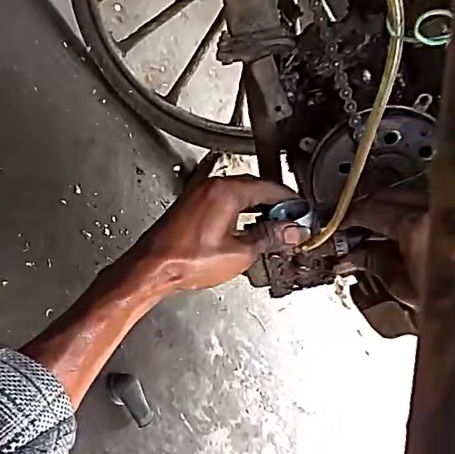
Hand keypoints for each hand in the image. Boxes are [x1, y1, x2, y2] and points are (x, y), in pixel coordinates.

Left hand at [119, 176, 306, 294]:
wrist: (152, 267)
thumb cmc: (186, 260)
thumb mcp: (239, 253)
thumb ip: (269, 238)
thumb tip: (290, 231)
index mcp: (226, 191)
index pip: (270, 188)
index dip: (290, 201)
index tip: (301, 212)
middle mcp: (211, 186)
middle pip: (254, 186)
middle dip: (275, 204)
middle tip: (290, 221)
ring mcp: (198, 193)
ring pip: (238, 192)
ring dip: (257, 205)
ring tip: (271, 226)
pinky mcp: (190, 204)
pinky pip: (222, 198)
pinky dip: (238, 208)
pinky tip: (243, 224)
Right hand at [340, 189, 431, 308]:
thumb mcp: (405, 289)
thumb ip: (376, 264)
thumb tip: (356, 252)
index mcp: (420, 228)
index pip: (374, 210)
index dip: (351, 215)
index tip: (340, 221)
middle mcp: (444, 210)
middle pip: (394, 192)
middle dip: (371, 206)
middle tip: (355, 222)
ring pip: (417, 191)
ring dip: (395, 204)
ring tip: (382, 224)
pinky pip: (440, 200)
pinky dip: (420, 207)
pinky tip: (411, 224)